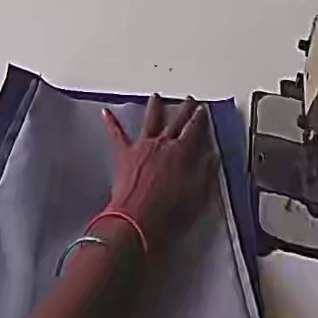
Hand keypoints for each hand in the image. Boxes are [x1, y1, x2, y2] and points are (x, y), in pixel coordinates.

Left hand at [99, 95, 213, 251]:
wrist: (137, 221)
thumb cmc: (168, 212)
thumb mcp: (197, 195)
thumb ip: (206, 172)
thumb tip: (212, 156)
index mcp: (182, 152)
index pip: (194, 130)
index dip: (200, 118)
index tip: (202, 109)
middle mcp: (162, 144)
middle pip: (176, 121)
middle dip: (184, 109)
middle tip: (188, 100)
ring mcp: (142, 147)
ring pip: (149, 121)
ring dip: (154, 108)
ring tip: (156, 97)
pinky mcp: (124, 155)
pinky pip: (116, 135)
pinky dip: (111, 123)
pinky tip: (106, 112)